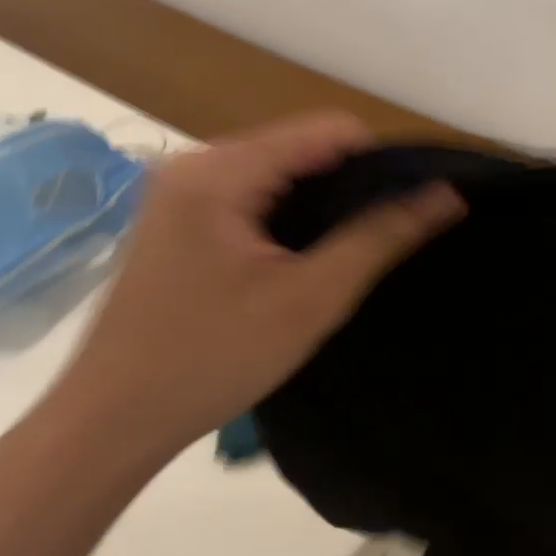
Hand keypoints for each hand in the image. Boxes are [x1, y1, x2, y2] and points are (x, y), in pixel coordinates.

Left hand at [46, 112, 464, 461]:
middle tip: (384, 239)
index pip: (330, 131)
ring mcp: (179, 192)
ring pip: (282, 173)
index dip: (382, 163)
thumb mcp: (312, 296)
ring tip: (350, 251)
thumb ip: (382, 236)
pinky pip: (255, 196)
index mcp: (219, 171)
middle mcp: (194, 165)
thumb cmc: (211, 358)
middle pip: (305, 147)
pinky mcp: (177, 220)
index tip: (410, 209)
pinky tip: (304, 260)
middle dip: (353, 185)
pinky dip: (291, 217)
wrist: (108, 424)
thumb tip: (447, 193)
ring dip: (324, 204)